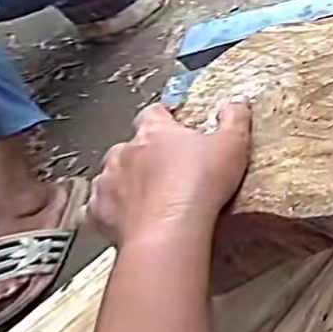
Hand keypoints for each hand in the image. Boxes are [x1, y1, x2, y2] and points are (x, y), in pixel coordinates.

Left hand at [88, 102, 252, 247]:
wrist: (169, 230)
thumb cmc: (202, 181)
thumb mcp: (234, 142)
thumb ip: (235, 118)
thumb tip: (235, 101)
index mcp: (156, 133)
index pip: (153, 113)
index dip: (164, 113)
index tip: (173, 116)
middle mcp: (123, 154)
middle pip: (131, 145)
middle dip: (147, 150)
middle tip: (172, 160)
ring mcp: (106, 184)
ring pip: (113, 173)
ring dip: (130, 176)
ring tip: (155, 189)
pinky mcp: (96, 213)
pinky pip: (101, 204)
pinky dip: (116, 204)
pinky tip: (135, 211)